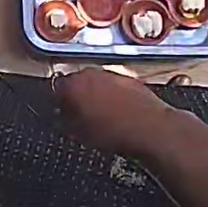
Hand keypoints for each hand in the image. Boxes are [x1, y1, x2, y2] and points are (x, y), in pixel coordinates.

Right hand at [54, 68, 188, 157]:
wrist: (150, 128)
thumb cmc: (113, 132)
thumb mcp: (79, 132)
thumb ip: (65, 119)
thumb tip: (61, 114)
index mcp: (72, 85)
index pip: (57, 88)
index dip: (59, 102)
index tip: (62, 113)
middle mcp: (90, 74)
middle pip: (76, 81)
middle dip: (77, 95)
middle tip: (81, 115)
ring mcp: (110, 74)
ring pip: (95, 82)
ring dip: (95, 94)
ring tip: (102, 115)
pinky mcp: (128, 78)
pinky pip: (113, 85)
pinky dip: (112, 95)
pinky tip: (118, 112)